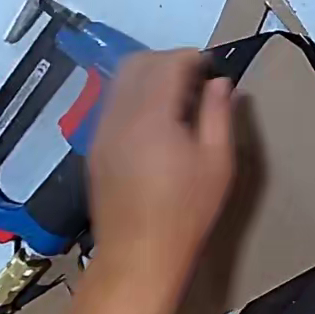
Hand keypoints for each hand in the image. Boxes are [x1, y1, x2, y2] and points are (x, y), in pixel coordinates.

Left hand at [87, 50, 235, 289]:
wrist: (139, 255)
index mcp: (151, 116)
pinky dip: (134, 98)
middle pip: (138, 63)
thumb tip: (220, 83)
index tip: (211, 68)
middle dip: (168, 61)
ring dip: (149, 77)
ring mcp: (101, 131)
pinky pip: (112, 105)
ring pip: (120, 81)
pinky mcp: (95, 148)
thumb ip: (218, 114)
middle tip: (195, 80)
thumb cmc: (187, 210)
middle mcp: (119, 115)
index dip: (192, 58)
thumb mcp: (217, 162)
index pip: (168, 64)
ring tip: (177, 100)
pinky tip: (155, 124)